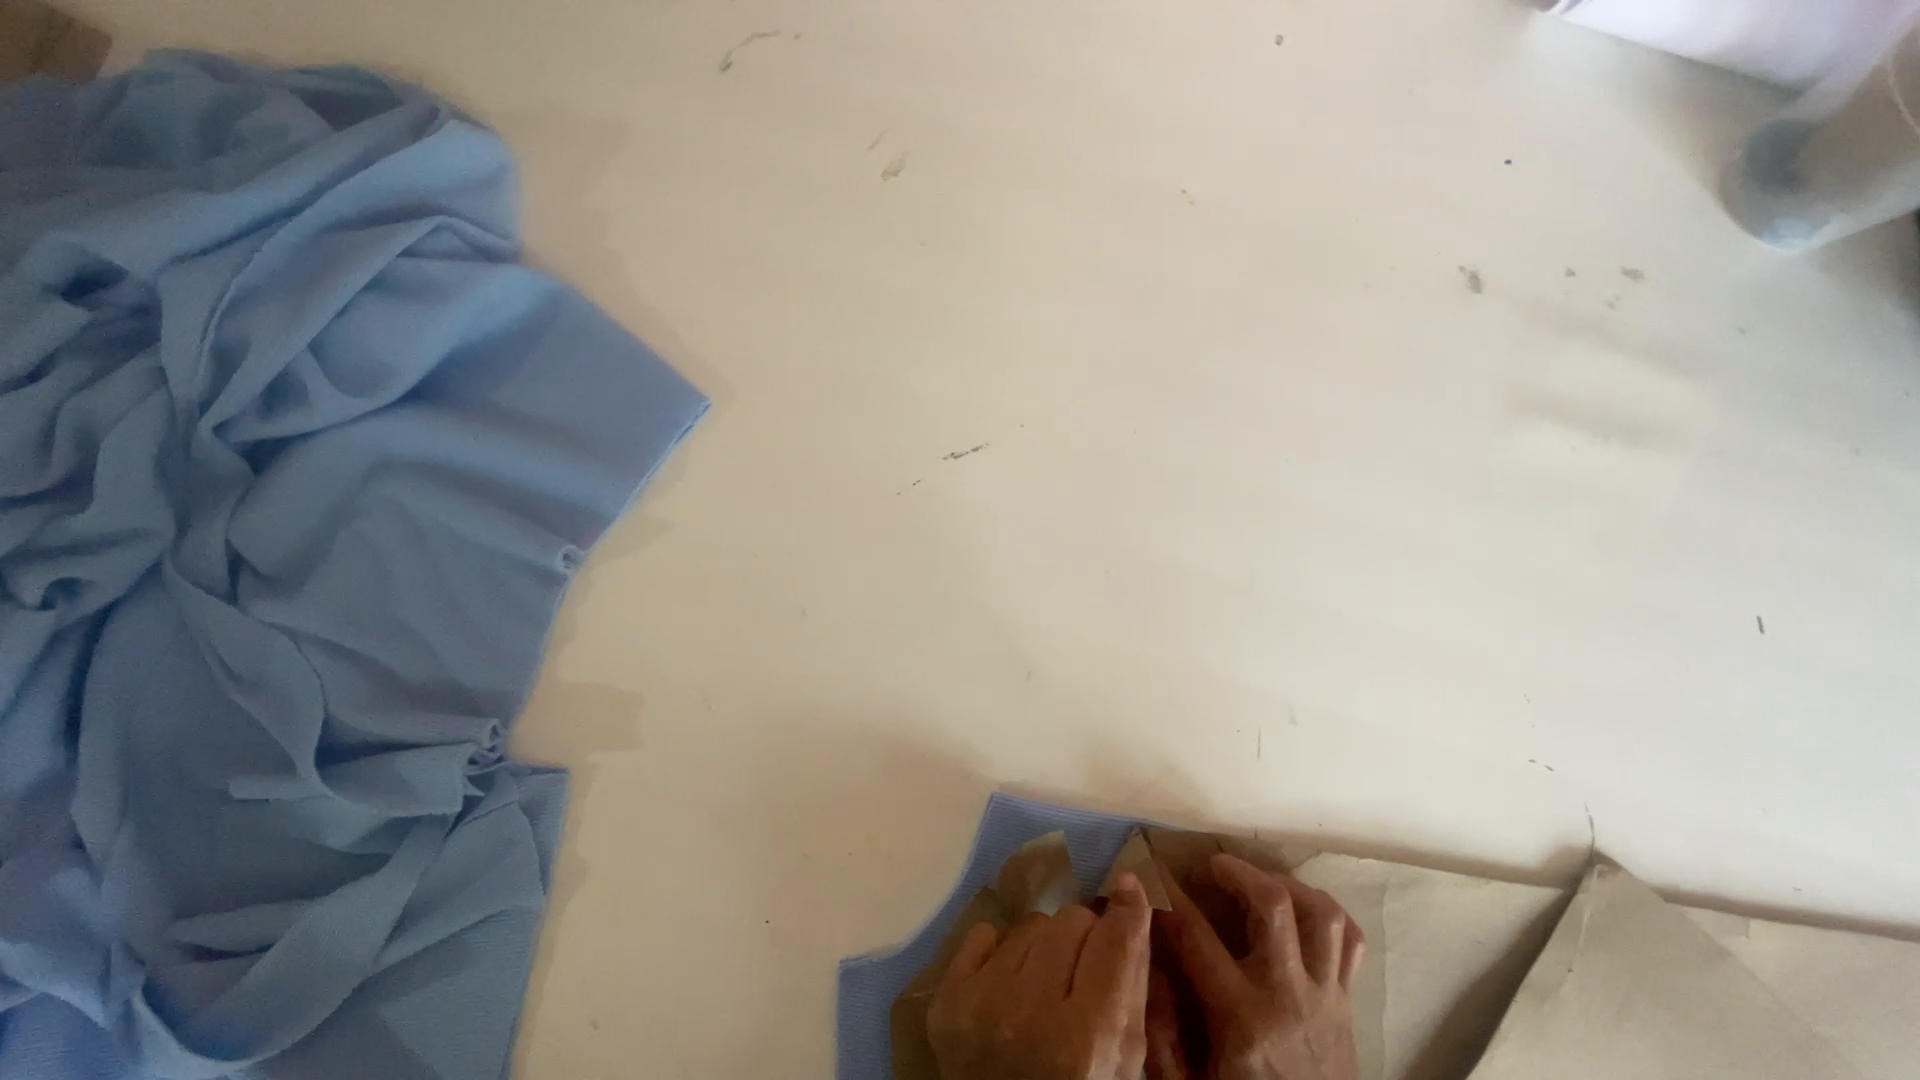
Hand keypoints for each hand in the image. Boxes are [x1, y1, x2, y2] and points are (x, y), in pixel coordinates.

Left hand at [927, 873, 1152, 1079]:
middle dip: (1084, 936)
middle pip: (1070, 921)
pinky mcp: (947, 1001)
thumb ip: (1132, 985)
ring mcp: (982, 1003)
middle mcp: (1030, 1013)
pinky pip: (984, 933)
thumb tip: (1129, 895)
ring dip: (1044, 946)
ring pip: (1030, 923)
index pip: (1112, 941)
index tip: (1127, 883)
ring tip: (1044, 983)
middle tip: (1083, 966)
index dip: (1125, 907)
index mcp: (1086, 1038)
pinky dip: (1000, 951)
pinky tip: (1008, 983)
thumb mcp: (1123, 1059)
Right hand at [1146, 854, 1363, 1079]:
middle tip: (1208, 868)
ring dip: (1284, 883)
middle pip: (1272, 904)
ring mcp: (1325, 995)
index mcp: (1241, 1018)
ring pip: (1320, 911)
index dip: (1166, 894)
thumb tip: (1151, 963)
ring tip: (1255, 881)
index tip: (1148, 871)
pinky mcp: (1348, 1001)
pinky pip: (1350, 938)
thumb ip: (1158, 1028)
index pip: (1195, 935)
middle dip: (1234, 871)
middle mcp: (1287, 995)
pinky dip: (1326, 911)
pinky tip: (1297, 909)